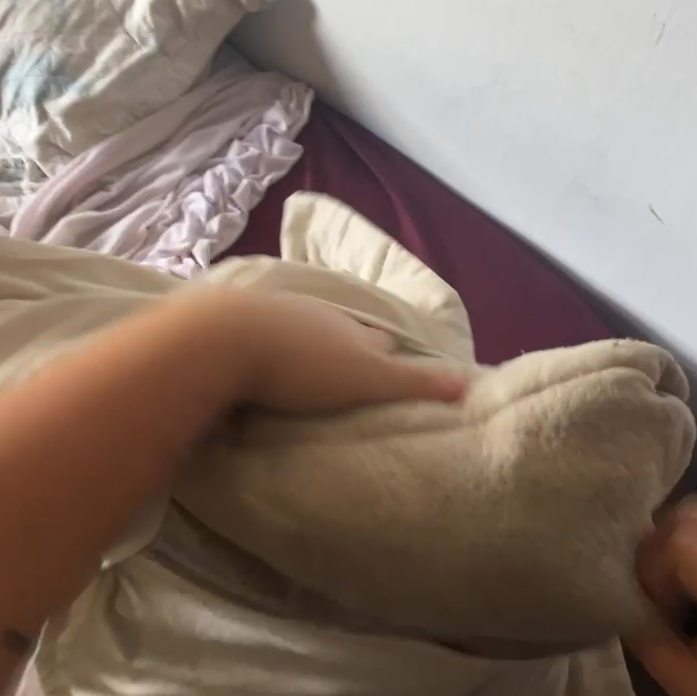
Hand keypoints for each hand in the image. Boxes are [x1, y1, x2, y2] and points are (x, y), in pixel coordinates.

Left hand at [177, 288, 468, 413]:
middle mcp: (318, 315)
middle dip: (348, 344)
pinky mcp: (238, 319)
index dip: (387, 354)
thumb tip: (468, 382)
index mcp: (351, 332)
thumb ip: (414, 382)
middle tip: (347, 367)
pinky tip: (258, 355)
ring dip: (305, 341)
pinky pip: (261, 328)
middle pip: (342, 329)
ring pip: (301, 325)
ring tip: (303, 364)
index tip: (389, 367)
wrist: (228, 339)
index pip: (380, 341)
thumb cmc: (303, 366)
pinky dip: (266, 341)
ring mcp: (277, 313)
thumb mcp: (367, 379)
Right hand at [627, 496, 696, 695]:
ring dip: (682, 540)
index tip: (654, 603)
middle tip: (657, 585)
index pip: (682, 542)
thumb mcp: (690, 690)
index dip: (652, 564)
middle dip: (662, 543)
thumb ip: (648, 639)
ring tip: (678, 583)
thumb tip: (620, 597)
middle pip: (696, 517)